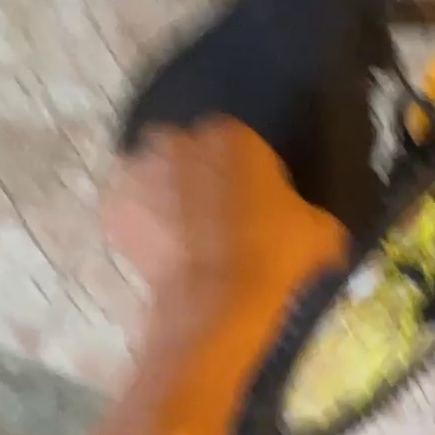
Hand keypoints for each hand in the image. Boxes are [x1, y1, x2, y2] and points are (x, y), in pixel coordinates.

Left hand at [102, 118, 345, 346]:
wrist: (218, 298)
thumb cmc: (275, 254)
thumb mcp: (322, 232)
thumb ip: (312, 214)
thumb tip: (314, 223)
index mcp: (231, 136)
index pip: (244, 143)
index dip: (255, 174)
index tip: (265, 202)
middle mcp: (176, 141)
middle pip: (192, 153)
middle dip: (206, 176)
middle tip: (229, 217)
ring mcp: (136, 173)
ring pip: (158, 179)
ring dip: (173, 198)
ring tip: (200, 239)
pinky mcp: (112, 209)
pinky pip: (136, 212)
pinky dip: (150, 227)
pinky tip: (176, 254)